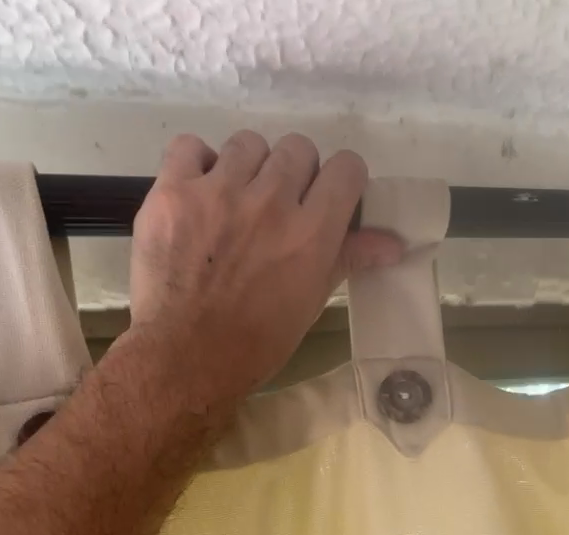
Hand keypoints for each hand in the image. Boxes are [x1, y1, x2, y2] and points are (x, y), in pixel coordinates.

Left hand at [121, 131, 403, 406]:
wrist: (187, 358)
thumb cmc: (258, 342)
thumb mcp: (311, 302)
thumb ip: (348, 258)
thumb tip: (395, 244)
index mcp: (312, 233)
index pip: (346, 169)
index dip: (342, 179)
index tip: (331, 196)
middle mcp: (270, 202)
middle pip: (298, 148)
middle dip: (295, 174)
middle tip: (280, 207)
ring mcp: (218, 192)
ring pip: (248, 144)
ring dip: (250, 167)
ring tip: (237, 201)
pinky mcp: (173, 191)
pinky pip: (191, 146)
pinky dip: (199, 163)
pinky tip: (200, 193)